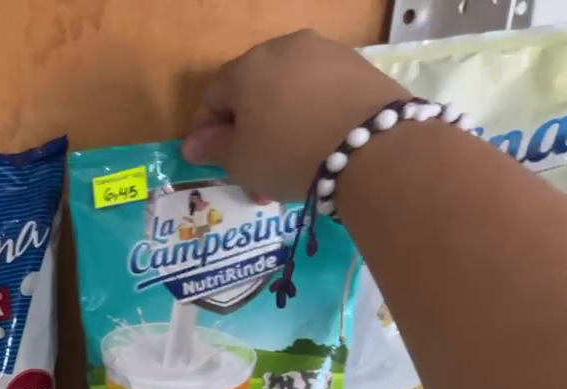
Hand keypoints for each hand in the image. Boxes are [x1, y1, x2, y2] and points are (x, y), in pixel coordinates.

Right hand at [183, 30, 408, 201]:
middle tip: (246, 162)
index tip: (208, 156)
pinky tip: (311, 144)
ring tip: (281, 159)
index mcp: (247, 67)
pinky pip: (316, 91)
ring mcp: (324, 51)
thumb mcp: (238, 160)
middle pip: (251, 88)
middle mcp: (284, 47)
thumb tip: (194, 142)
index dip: (205, 128)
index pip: (212, 95)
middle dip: (244, 124)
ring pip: (285, 89)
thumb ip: (212, 148)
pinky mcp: (356, 64)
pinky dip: (306, 114)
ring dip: (276, 121)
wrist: (372, 146)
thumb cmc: (285, 153)